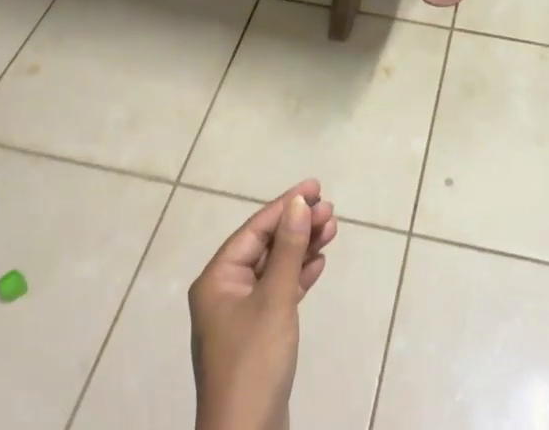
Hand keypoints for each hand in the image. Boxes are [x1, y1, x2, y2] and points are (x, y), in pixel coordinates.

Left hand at [188, 180, 338, 429]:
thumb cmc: (254, 361)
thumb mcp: (274, 299)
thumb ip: (287, 249)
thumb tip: (297, 203)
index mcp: (217, 280)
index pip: (254, 230)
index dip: (285, 205)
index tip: (316, 187)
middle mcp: (224, 292)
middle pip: (264, 246)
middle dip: (296, 225)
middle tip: (331, 209)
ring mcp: (240, 316)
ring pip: (273, 269)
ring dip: (301, 248)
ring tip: (332, 229)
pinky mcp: (257, 336)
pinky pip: (278, 292)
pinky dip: (298, 276)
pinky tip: (317, 263)